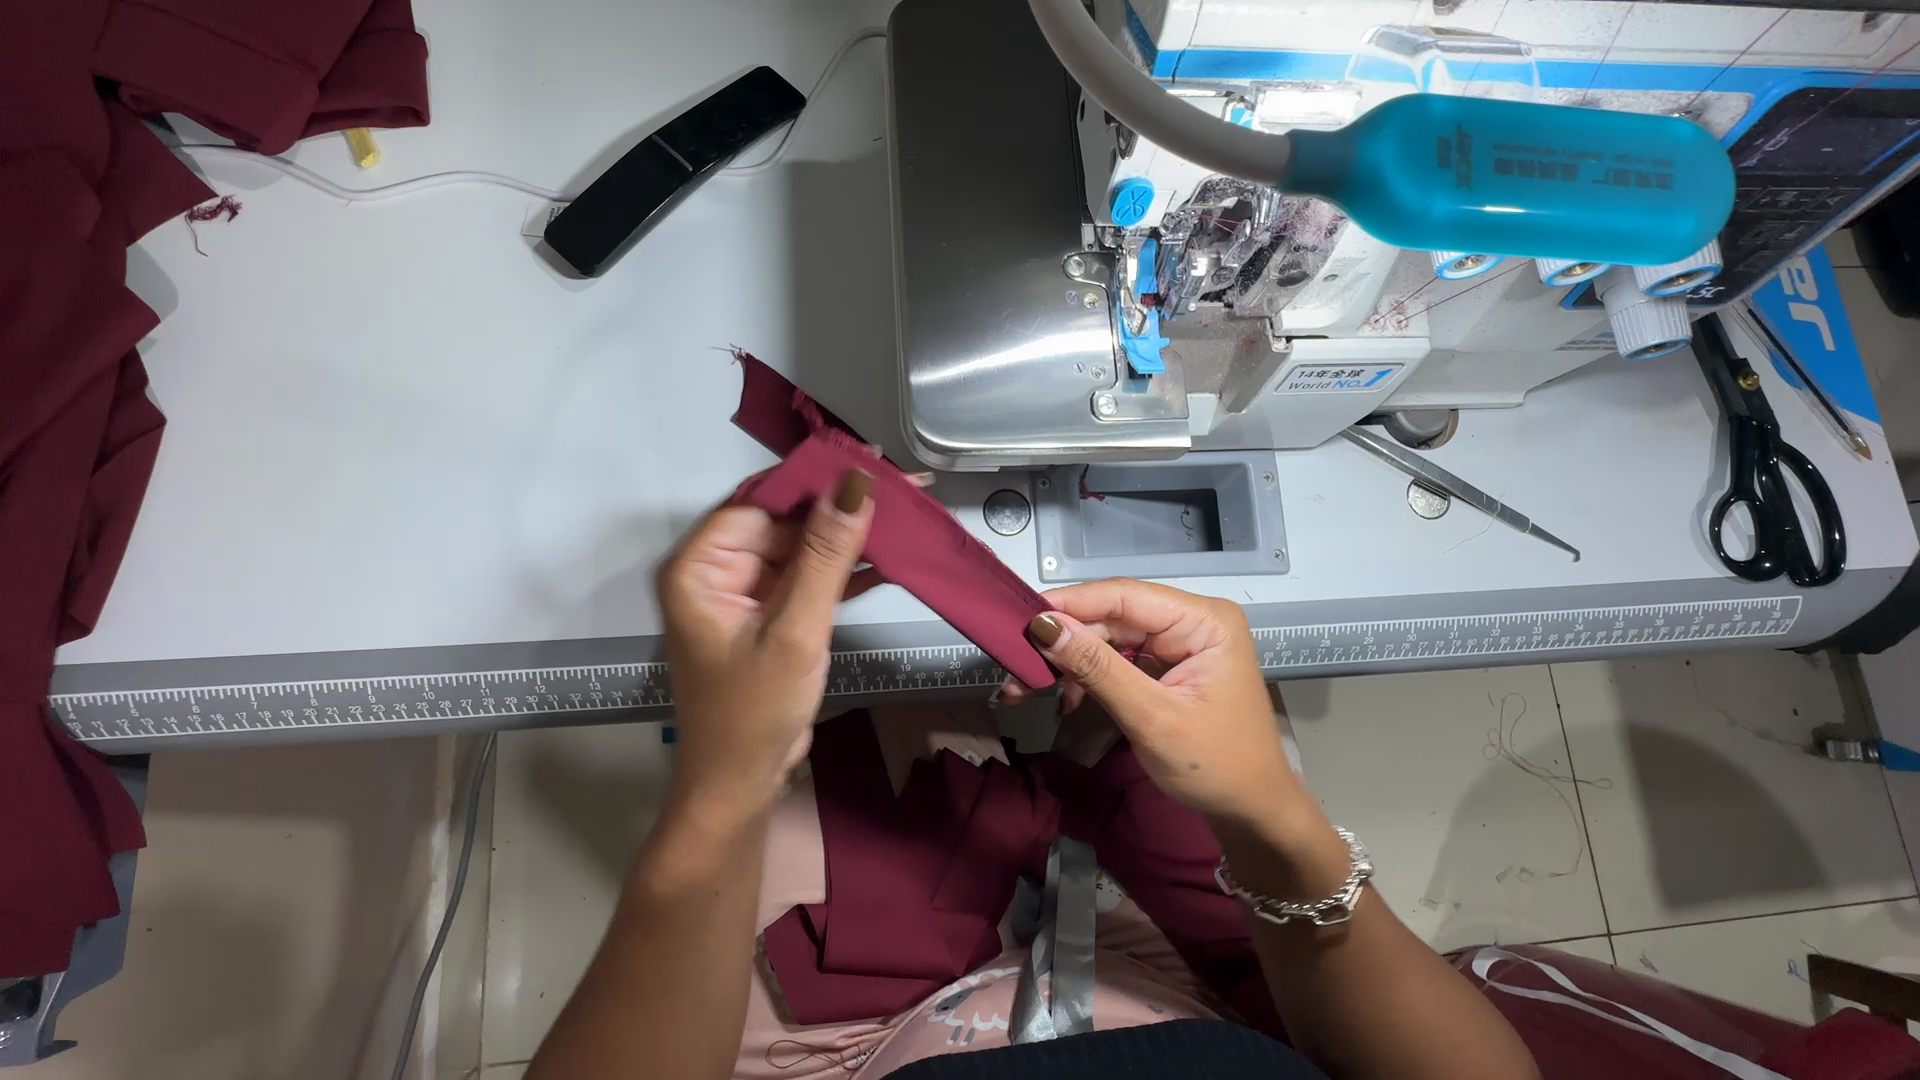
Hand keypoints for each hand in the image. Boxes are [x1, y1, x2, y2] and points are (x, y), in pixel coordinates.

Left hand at [656, 469, 874, 819]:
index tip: (870, 462)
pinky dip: (844, 573)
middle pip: (784, 521)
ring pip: (803, 548)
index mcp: (700, 566)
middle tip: (901, 490)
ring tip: (906, 517)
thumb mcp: (794, 630)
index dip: (815, 481)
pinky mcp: (771, 615)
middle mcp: (718, 571)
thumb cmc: (754, 711)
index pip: (761, 502)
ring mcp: (746, 594)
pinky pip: (809, 579)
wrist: (743, 785)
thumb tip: (855, 485)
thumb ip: (825, 556)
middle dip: (840, 510)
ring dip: (849, 540)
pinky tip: (889, 559)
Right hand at [1001, 579, 1302, 828]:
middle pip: (1112, 616)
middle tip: (1016, 665)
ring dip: (1069, 662)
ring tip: (1026, 687)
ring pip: (1108, 638)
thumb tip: (1044, 627)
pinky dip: (1087, 677)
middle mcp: (1190, 620)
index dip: (1070, 604)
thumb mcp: (1151, 718)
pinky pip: (1116, 658)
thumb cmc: (1215, 766)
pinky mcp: (1165, 665)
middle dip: (1065, 641)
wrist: (1251, 812)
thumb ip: (1097, 669)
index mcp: (1203, 620)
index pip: (1124, 595)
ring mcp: (1178, 643)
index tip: (1020, 618)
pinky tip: (1065, 698)